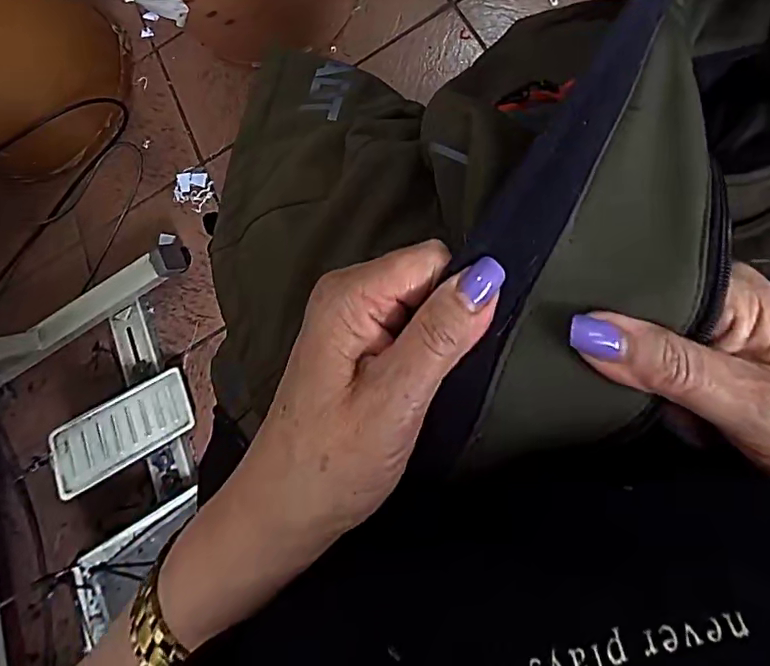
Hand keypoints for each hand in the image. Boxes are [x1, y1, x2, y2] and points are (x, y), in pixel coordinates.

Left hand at [235, 240, 502, 541]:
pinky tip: (405, 385)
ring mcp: (350, 311)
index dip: (455, 299)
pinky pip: (411, 319)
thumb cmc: (328, 467)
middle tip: (424, 377)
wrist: (283, 511)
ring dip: (433, 339)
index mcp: (349, 295)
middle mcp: (347, 290)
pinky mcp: (356, 332)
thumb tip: (486, 278)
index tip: (448, 350)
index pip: (433, 259)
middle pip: (428, 274)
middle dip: (444, 320)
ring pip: (424, 298)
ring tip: (411, 386)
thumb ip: (442, 334)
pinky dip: (421, 349)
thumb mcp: (396, 400)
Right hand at [568, 262, 769, 509]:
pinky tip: (696, 425)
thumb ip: (671, 365)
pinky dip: (671, 409)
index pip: (645, 282)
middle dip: (639, 366)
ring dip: (657, 395)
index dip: (610, 314)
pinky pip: (666, 382)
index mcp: (733, 287)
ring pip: (649, 358)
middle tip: (676, 403)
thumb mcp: (752, 403)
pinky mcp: (717, 370)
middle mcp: (722, 304)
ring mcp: (719, 340)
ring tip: (697, 419)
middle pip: (640, 321)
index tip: (584, 347)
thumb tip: (594, 330)